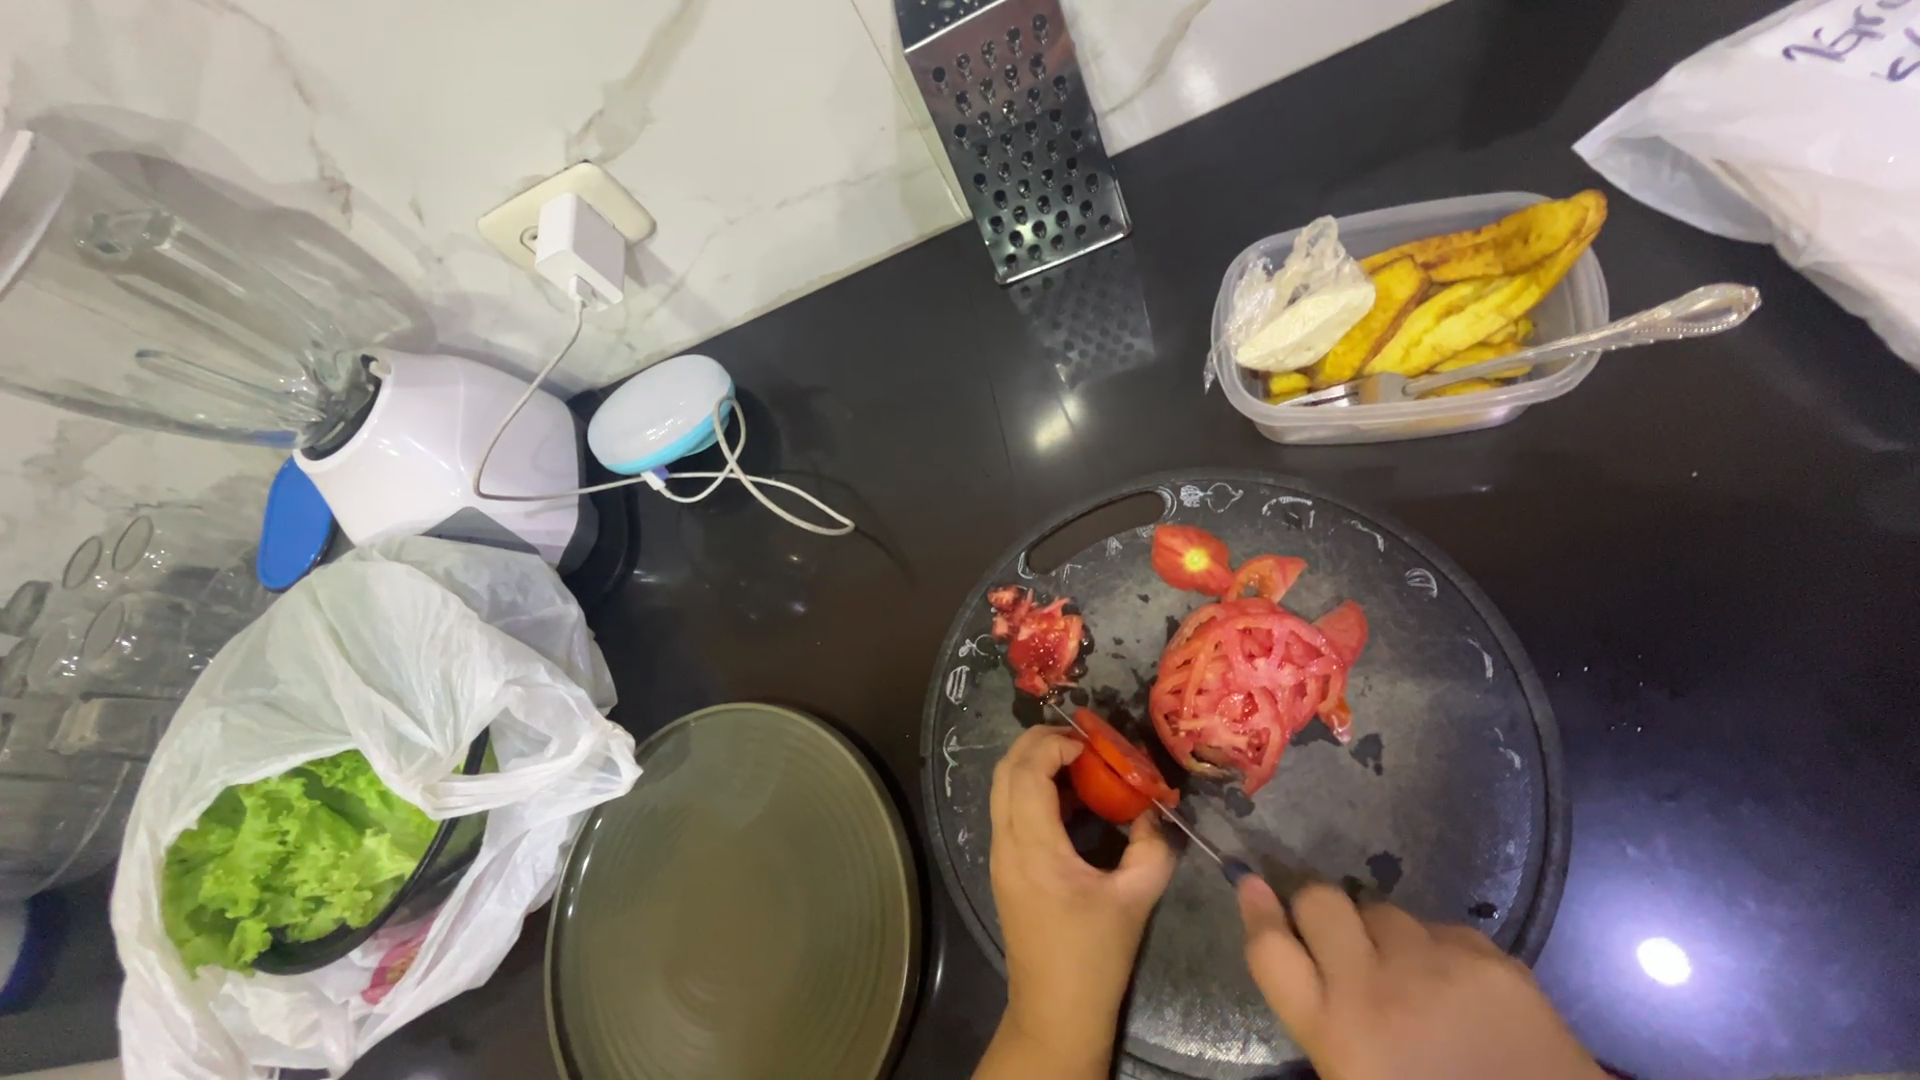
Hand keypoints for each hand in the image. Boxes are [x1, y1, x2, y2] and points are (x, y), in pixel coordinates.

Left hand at [983, 727, 1175, 1073]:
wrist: (1055, 1011)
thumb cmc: (1094, 957)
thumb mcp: (1136, 898)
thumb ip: (1152, 847)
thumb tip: (1158, 808)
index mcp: (1033, 848)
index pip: (1027, 773)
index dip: (1055, 745)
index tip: (1093, 743)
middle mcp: (1006, 843)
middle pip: (1005, 770)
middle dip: (1039, 742)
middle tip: (1083, 738)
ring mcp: (999, 855)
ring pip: (1002, 787)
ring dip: (1033, 763)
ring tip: (1079, 759)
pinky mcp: (1004, 865)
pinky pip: (1010, 809)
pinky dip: (1032, 788)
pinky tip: (1070, 796)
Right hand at [1237, 878, 1606, 1079]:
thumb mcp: (1355, 1077)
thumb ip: (1326, 1018)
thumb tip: (1307, 959)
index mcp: (1335, 1031)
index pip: (1270, 949)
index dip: (1257, 910)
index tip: (1251, 884)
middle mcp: (1375, 987)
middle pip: (1320, 902)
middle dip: (1322, 910)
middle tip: (1341, 940)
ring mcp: (1436, 967)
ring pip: (1385, 910)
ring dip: (1385, 934)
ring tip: (1413, 976)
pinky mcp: (1493, 962)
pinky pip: (1444, 928)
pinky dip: (1441, 950)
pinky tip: (1462, 989)